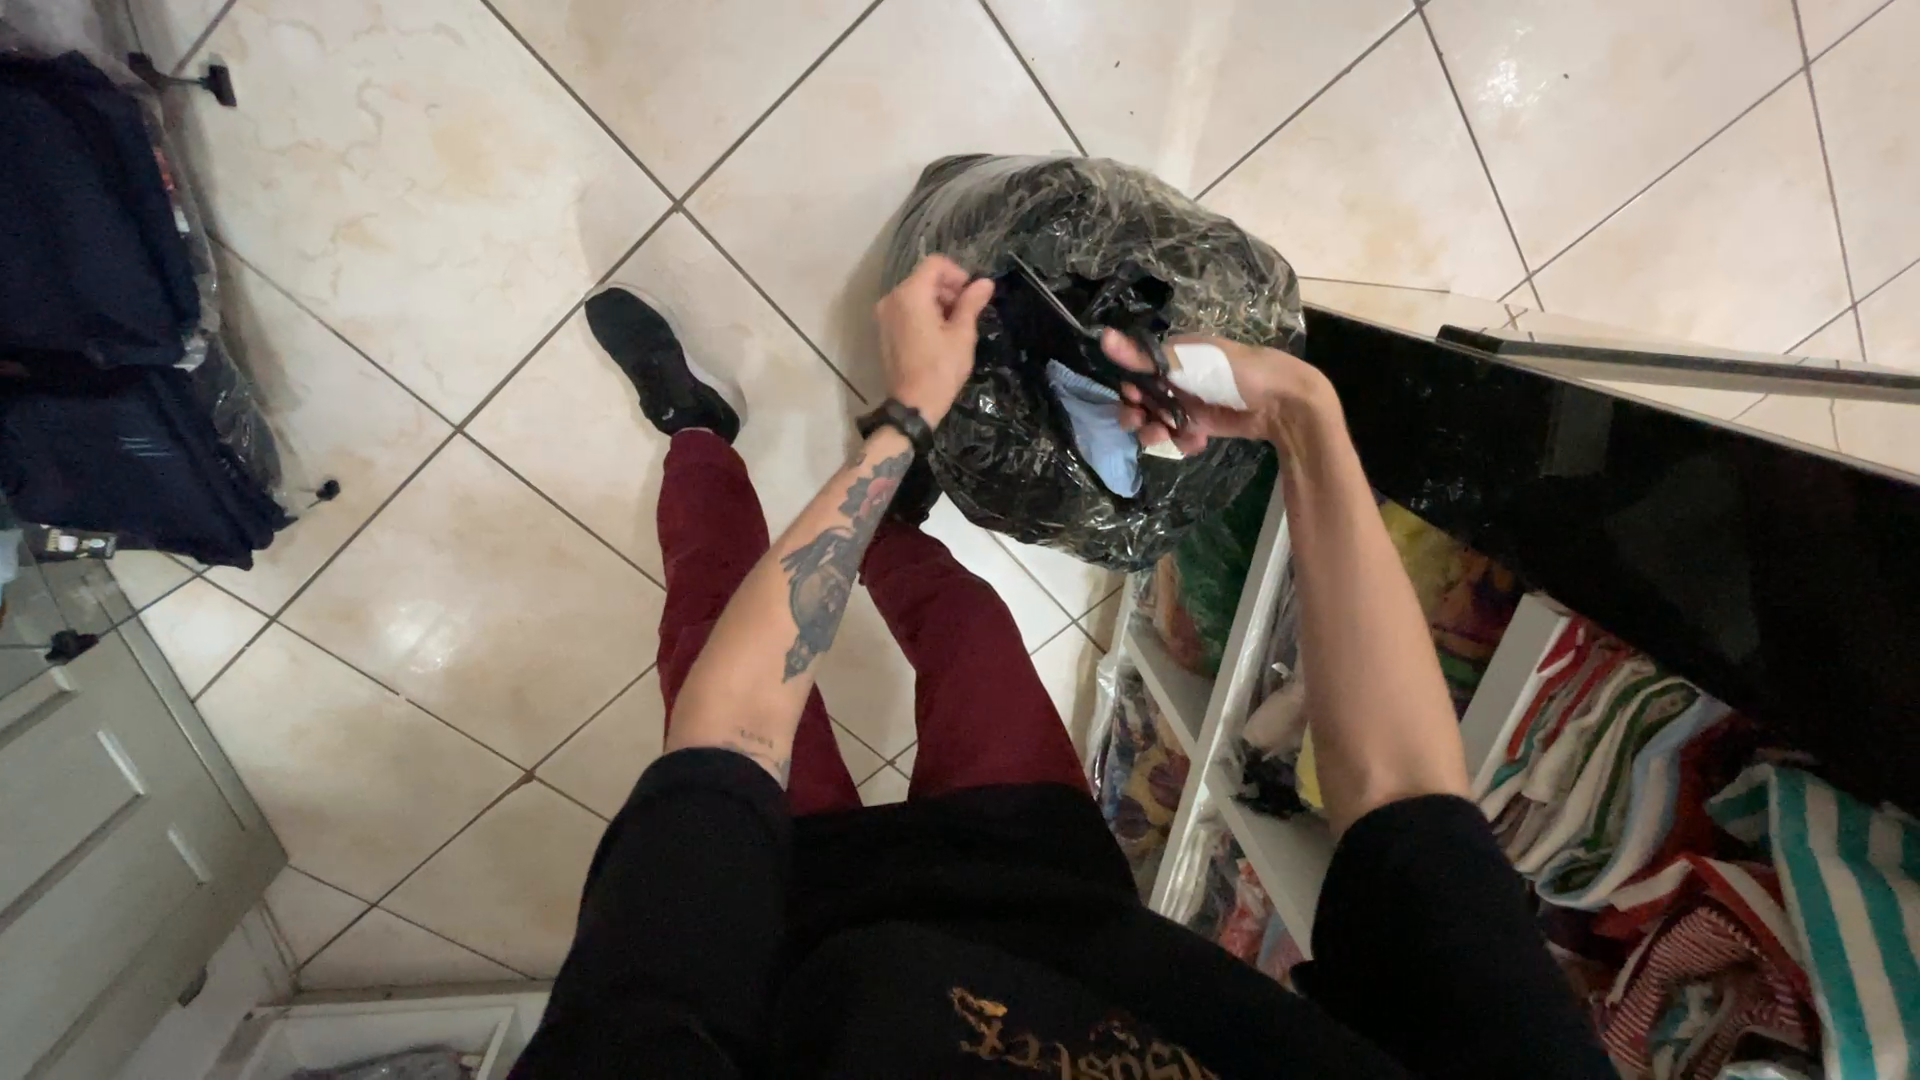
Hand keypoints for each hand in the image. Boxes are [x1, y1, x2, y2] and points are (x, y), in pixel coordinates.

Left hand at [874, 255, 994, 426]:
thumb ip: (971, 304)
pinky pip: (906, 310)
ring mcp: (884, 316)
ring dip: (936, 303)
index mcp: (910, 295)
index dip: (958, 274)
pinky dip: (923, 314)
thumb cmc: (940, 370)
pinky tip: (937, 336)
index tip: (971, 295)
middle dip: (947, 290)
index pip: (935, 264)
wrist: (913, 406)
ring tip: (953, 327)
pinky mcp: (884, 331)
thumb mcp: (962, 335)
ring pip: (915, 294)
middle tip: (966, 313)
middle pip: (923, 278)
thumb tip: (985, 283)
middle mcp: (892, 299)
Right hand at [1103, 329, 1334, 454]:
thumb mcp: (1191, 362)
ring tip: (1168, 438)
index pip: (1136, 373)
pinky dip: (1181, 442)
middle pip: (1141, 401)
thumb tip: (1103, 336)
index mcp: (1173, 357)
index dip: (1131, 389)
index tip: (1135, 400)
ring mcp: (1188, 403)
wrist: (1283, 402)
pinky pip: (1177, 436)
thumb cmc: (1239, 372)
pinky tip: (1196, 443)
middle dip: (1138, 416)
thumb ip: (1146, 357)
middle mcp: (1177, 379)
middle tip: (1145, 425)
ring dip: (1155, 433)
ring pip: (1155, 422)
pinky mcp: (1200, 425)